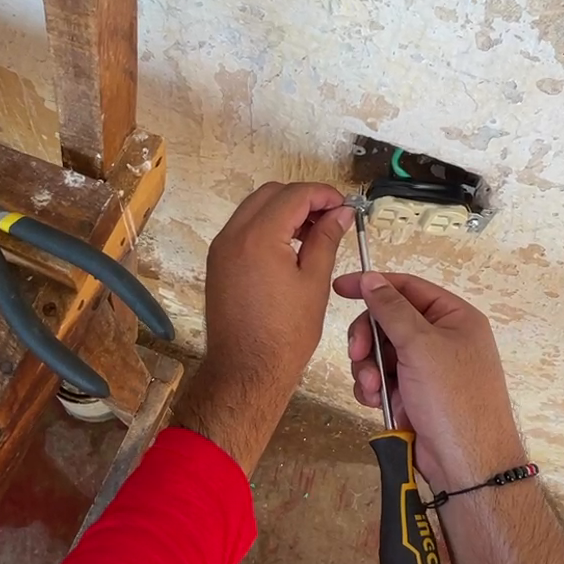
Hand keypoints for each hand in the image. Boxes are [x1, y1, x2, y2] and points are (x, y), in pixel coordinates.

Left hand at [180, 182, 351, 474]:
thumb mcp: (314, 281)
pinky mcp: (218, 262)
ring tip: (314, 232)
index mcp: (258, 237)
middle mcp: (233, 234)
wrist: (246, 370)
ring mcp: (221, 248)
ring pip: (255, 208)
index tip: (344, 206)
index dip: (323, 194)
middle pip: (271, 194)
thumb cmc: (286, 333)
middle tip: (331, 217)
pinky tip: (290, 245)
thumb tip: (340, 213)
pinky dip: (268, 225)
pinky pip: (244, 228)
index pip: (294, 195)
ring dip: (284, 210)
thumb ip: (326, 239)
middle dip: (303, 198)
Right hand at [333, 272, 526, 492]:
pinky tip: (375, 402)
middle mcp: (442, 338)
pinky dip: (373, 387)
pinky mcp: (414, 394)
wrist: (467, 464)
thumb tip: (372, 278)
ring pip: (381, 352)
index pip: (408, 287)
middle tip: (357, 354)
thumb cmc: (452, 397)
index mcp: (454, 317)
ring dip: (369, 367)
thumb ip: (391, 308)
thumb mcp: (420, 344)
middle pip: (389, 321)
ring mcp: (427, 368)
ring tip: (373, 389)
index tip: (340, 289)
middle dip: (369, 338)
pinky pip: (382, 378)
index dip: (373, 285)